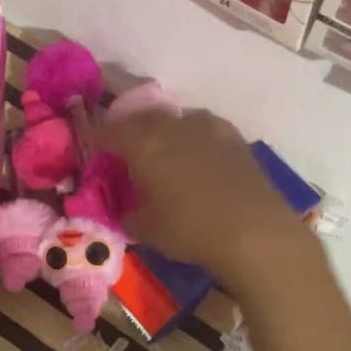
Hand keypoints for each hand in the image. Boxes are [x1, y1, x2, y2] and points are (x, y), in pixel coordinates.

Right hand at [97, 109, 317, 282]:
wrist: (254, 231)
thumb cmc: (189, 229)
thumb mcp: (145, 229)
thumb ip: (128, 213)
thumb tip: (126, 209)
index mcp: (143, 143)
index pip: (110, 131)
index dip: (99, 140)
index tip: (95, 151)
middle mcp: (173, 126)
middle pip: (142, 118)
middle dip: (130, 130)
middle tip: (125, 150)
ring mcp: (207, 128)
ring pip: (175, 120)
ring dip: (163, 131)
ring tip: (162, 151)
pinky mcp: (234, 138)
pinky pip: (203, 129)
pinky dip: (193, 139)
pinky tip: (196, 156)